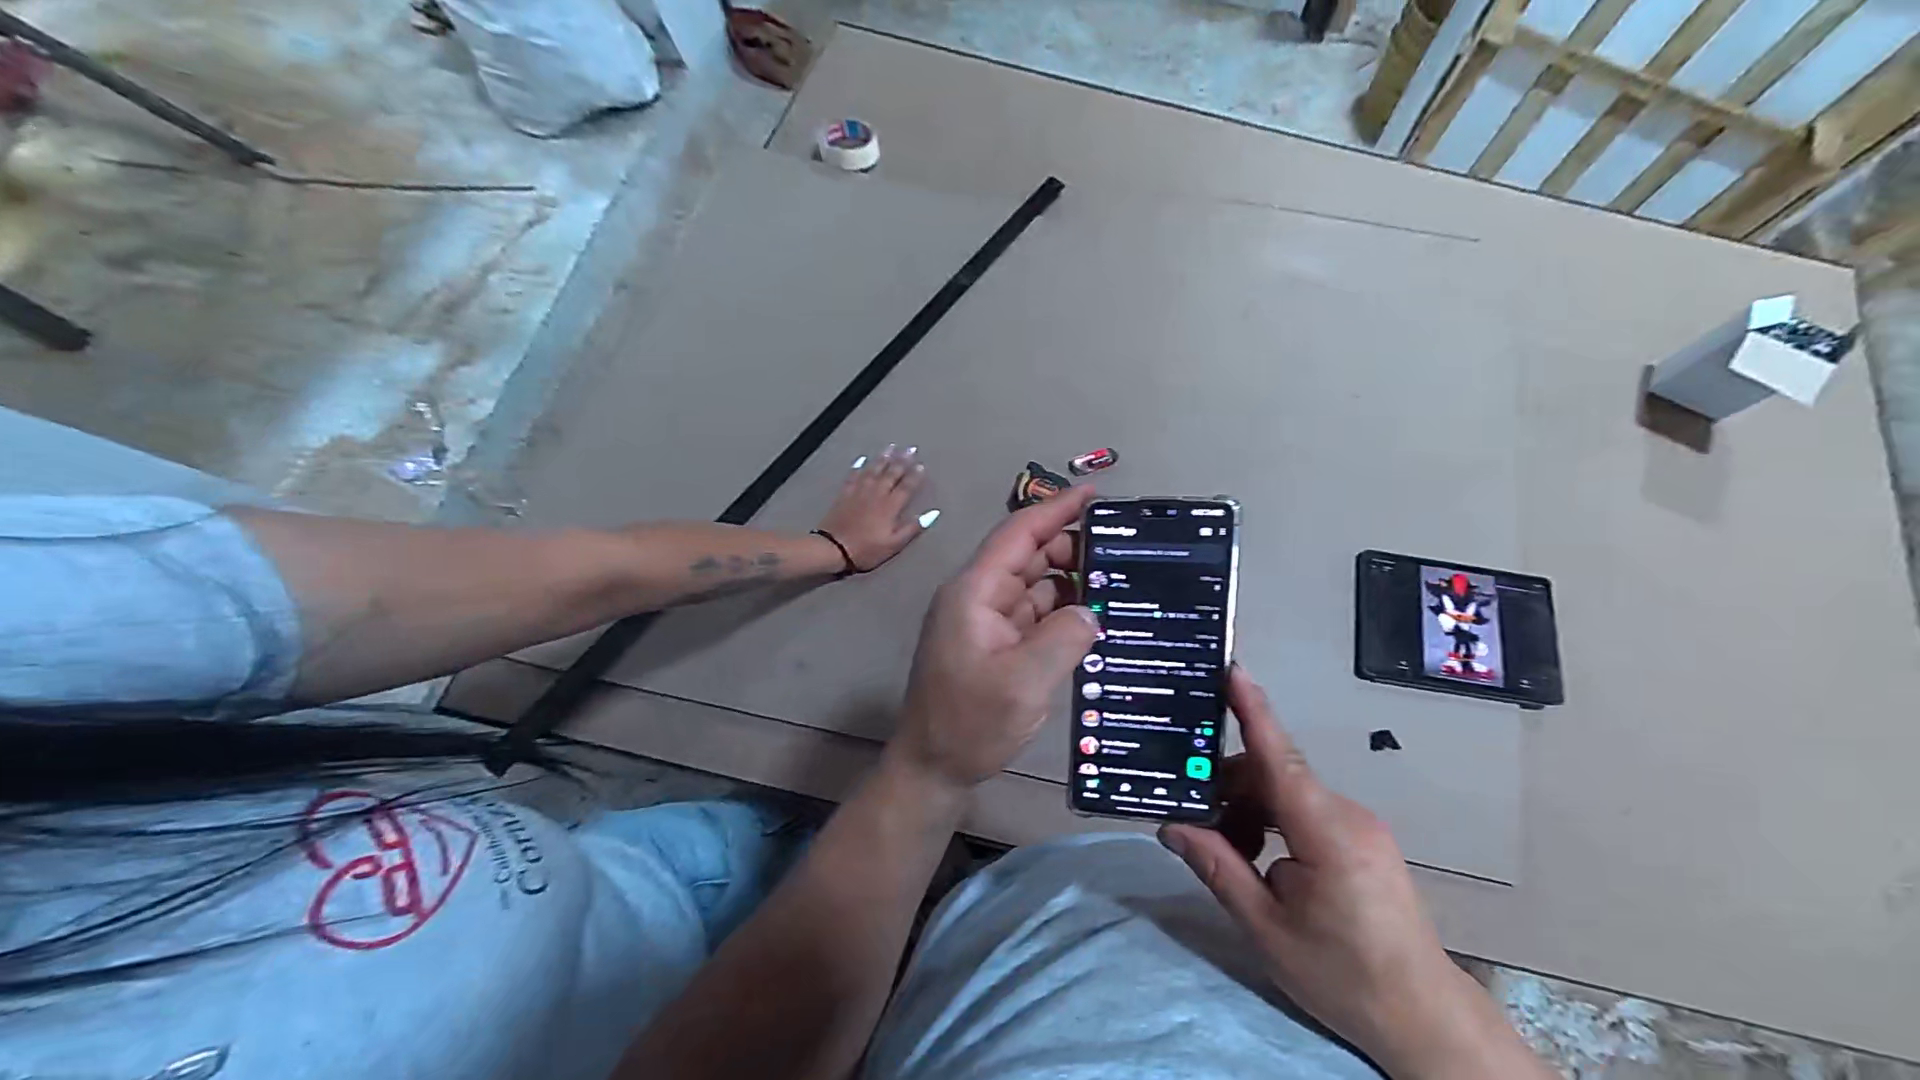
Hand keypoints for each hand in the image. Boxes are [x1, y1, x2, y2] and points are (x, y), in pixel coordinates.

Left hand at [815, 445, 934, 571]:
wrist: (833, 548)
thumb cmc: (867, 549)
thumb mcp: (894, 544)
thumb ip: (913, 527)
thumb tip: (933, 512)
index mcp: (890, 506)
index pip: (906, 487)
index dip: (915, 476)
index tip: (921, 465)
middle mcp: (877, 494)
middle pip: (891, 473)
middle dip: (902, 460)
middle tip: (911, 448)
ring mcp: (859, 492)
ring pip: (874, 470)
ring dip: (883, 458)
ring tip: (891, 447)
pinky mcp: (845, 494)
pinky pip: (853, 475)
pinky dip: (859, 466)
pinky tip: (863, 458)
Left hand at [889, 486, 1099, 789]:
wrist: (932, 767)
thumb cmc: (968, 723)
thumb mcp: (1022, 683)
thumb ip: (1063, 638)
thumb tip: (1092, 611)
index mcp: (975, 592)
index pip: (1017, 534)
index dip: (1055, 510)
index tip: (1095, 495)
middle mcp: (980, 598)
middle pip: (1028, 556)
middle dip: (1071, 547)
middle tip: (1123, 552)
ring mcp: (988, 622)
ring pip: (1035, 586)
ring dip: (1071, 580)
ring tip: (1119, 580)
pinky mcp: (997, 645)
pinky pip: (1034, 615)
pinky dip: (1063, 612)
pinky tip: (1096, 617)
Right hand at [1159, 667, 1550, 1079]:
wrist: (1424, 1019)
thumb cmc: (1343, 977)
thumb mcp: (1266, 928)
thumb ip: (1218, 867)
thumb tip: (1172, 826)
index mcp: (1327, 833)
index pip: (1280, 758)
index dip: (1253, 710)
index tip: (1231, 669)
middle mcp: (1346, 815)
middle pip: (1272, 775)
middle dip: (1227, 787)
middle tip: (1189, 816)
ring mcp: (1357, 824)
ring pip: (1284, 792)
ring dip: (1246, 808)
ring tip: (1225, 850)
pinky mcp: (1360, 837)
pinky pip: (1302, 809)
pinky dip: (1269, 820)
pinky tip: (1254, 856)